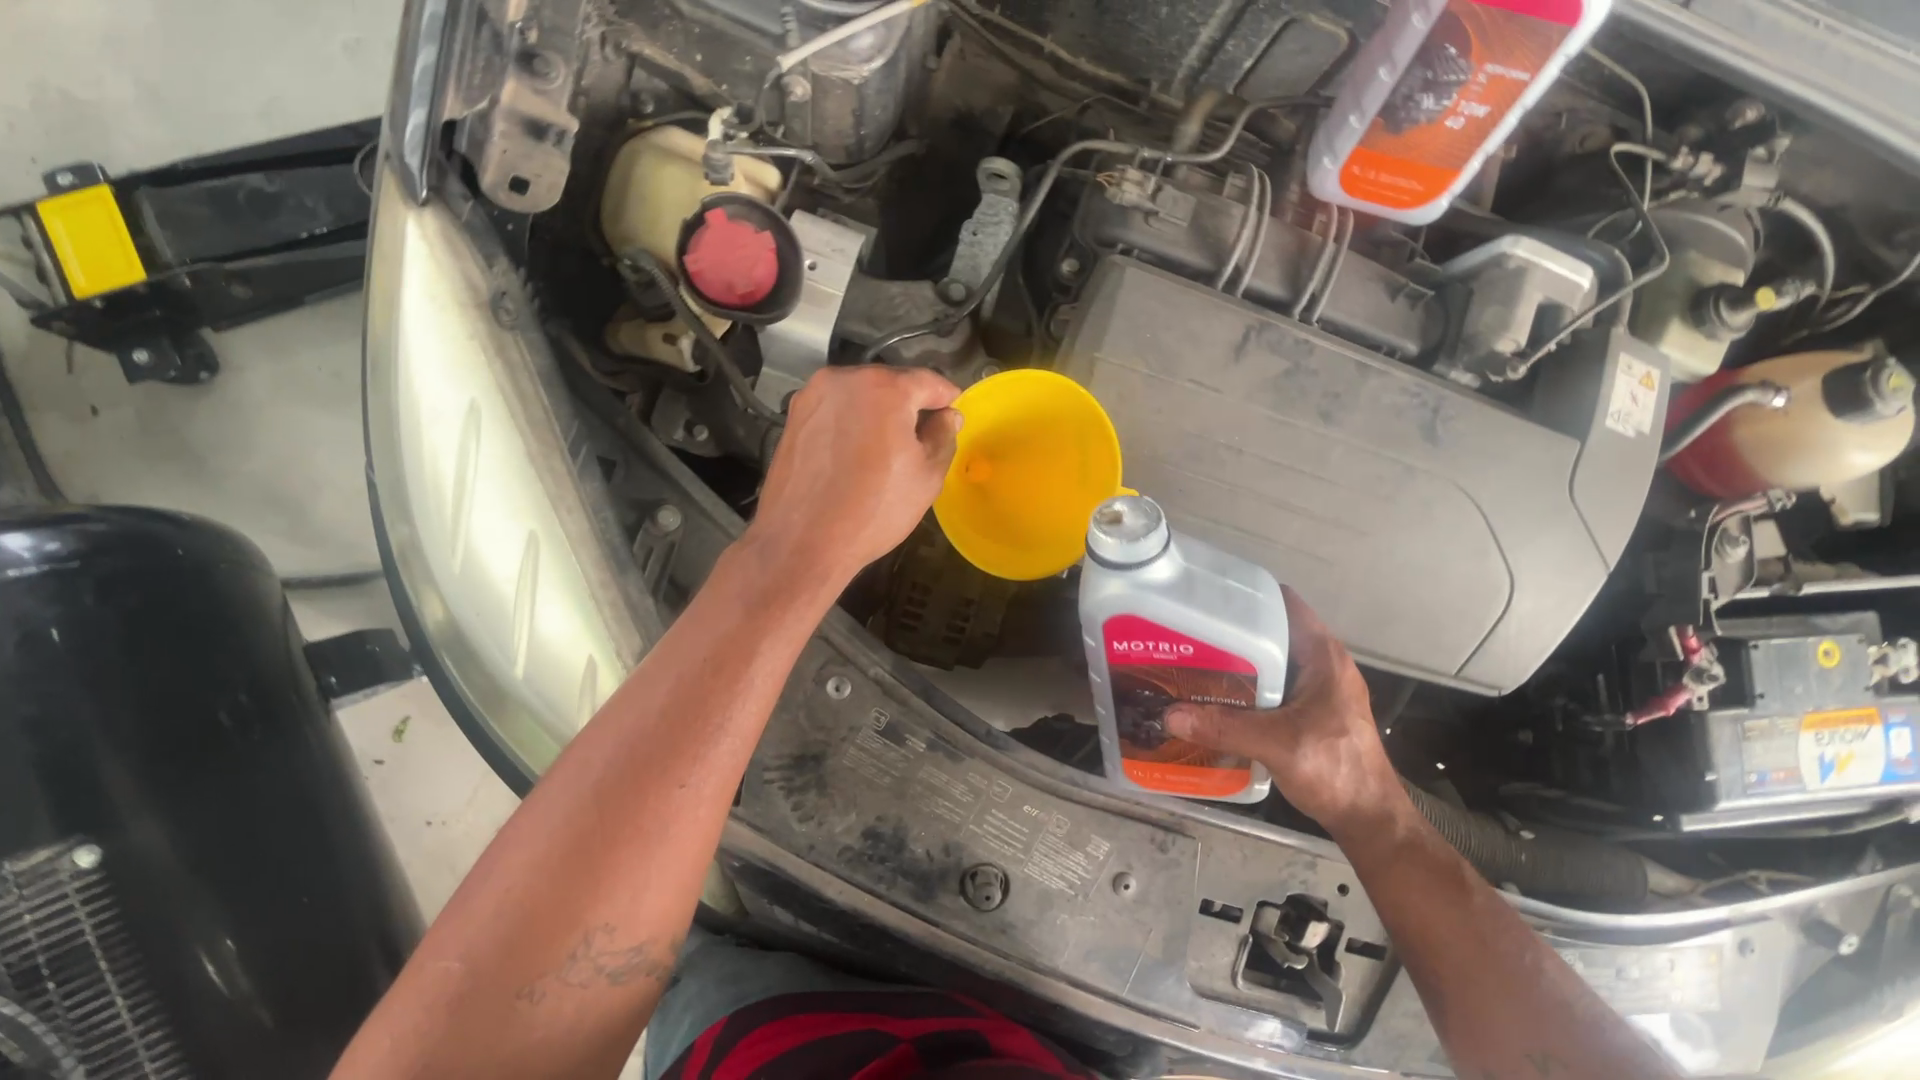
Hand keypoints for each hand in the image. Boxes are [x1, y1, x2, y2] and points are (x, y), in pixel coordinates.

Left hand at [745, 365, 961, 584]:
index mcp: (883, 387)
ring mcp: (813, 395)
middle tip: (921, 439)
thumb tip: (947, 416)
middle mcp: (844, 378)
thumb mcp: (926, 476)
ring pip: (860, 395)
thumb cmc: (874, 509)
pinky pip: (835, 410)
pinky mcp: (793, 416)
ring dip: (878, 414)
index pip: (928, 381)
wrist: (802, 541)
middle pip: (890, 384)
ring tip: (885, 451)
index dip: (946, 399)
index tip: (953, 417)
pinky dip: (851, 424)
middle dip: (909, 406)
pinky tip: (855, 456)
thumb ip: (943, 436)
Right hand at [1166, 588, 1405, 836]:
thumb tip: (1169, 714)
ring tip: (1192, 664)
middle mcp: (1322, 664)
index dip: (1246, 595)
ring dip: (1236, 663)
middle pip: (1271, 632)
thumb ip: (1224, 727)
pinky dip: (1245, 689)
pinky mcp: (1310, 712)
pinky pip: (1272, 687)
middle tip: (1187, 635)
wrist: (1369, 819)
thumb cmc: (1335, 771)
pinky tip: (1214, 702)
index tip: (1205, 598)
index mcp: (1323, 656)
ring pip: (1270, 662)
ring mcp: (1317, 689)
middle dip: (1231, 631)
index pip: (1283, 603)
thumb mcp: (1276, 745)